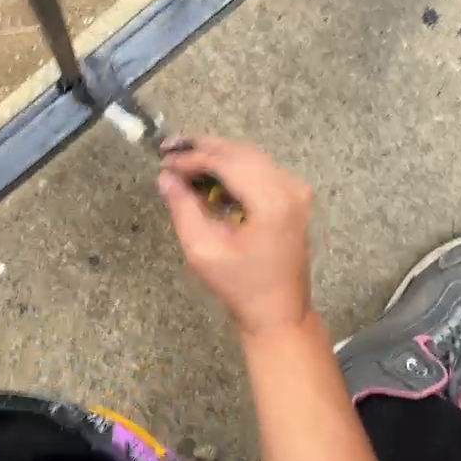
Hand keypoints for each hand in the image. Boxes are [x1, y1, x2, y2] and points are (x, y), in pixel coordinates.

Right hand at [157, 136, 315, 336]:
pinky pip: (259, 169)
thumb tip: (166, 177)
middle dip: (202, 148)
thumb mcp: (203, 250)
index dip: (191, 157)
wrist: (279, 311)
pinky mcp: (293, 197)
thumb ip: (183, 208)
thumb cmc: (241, 286)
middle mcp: (289, 187)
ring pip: (250, 156)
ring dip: (217, 156)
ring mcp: (295, 190)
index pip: (226, 162)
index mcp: (272, 201)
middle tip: (168, 150)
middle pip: (240, 152)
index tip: (164, 161)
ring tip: (184, 161)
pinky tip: (208, 176)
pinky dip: (232, 168)